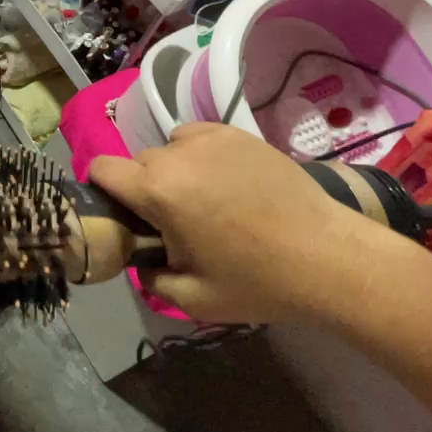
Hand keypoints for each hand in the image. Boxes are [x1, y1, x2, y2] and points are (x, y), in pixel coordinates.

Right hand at [88, 124, 397, 323]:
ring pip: (168, 150)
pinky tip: (229, 182)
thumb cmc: (259, 280)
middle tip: (180, 221)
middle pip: (138, 164)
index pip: (102, 169)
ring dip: (175, 172)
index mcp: (157, 191)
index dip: (103, 189)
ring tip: (209, 200)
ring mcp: (205, 139)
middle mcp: (173, 155)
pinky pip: (196, 138)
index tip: (125, 213)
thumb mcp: (195, 299)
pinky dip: (200, 156)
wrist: (330, 257)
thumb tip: (141, 259)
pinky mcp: (233, 132)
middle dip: (148, 189)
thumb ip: (151, 277)